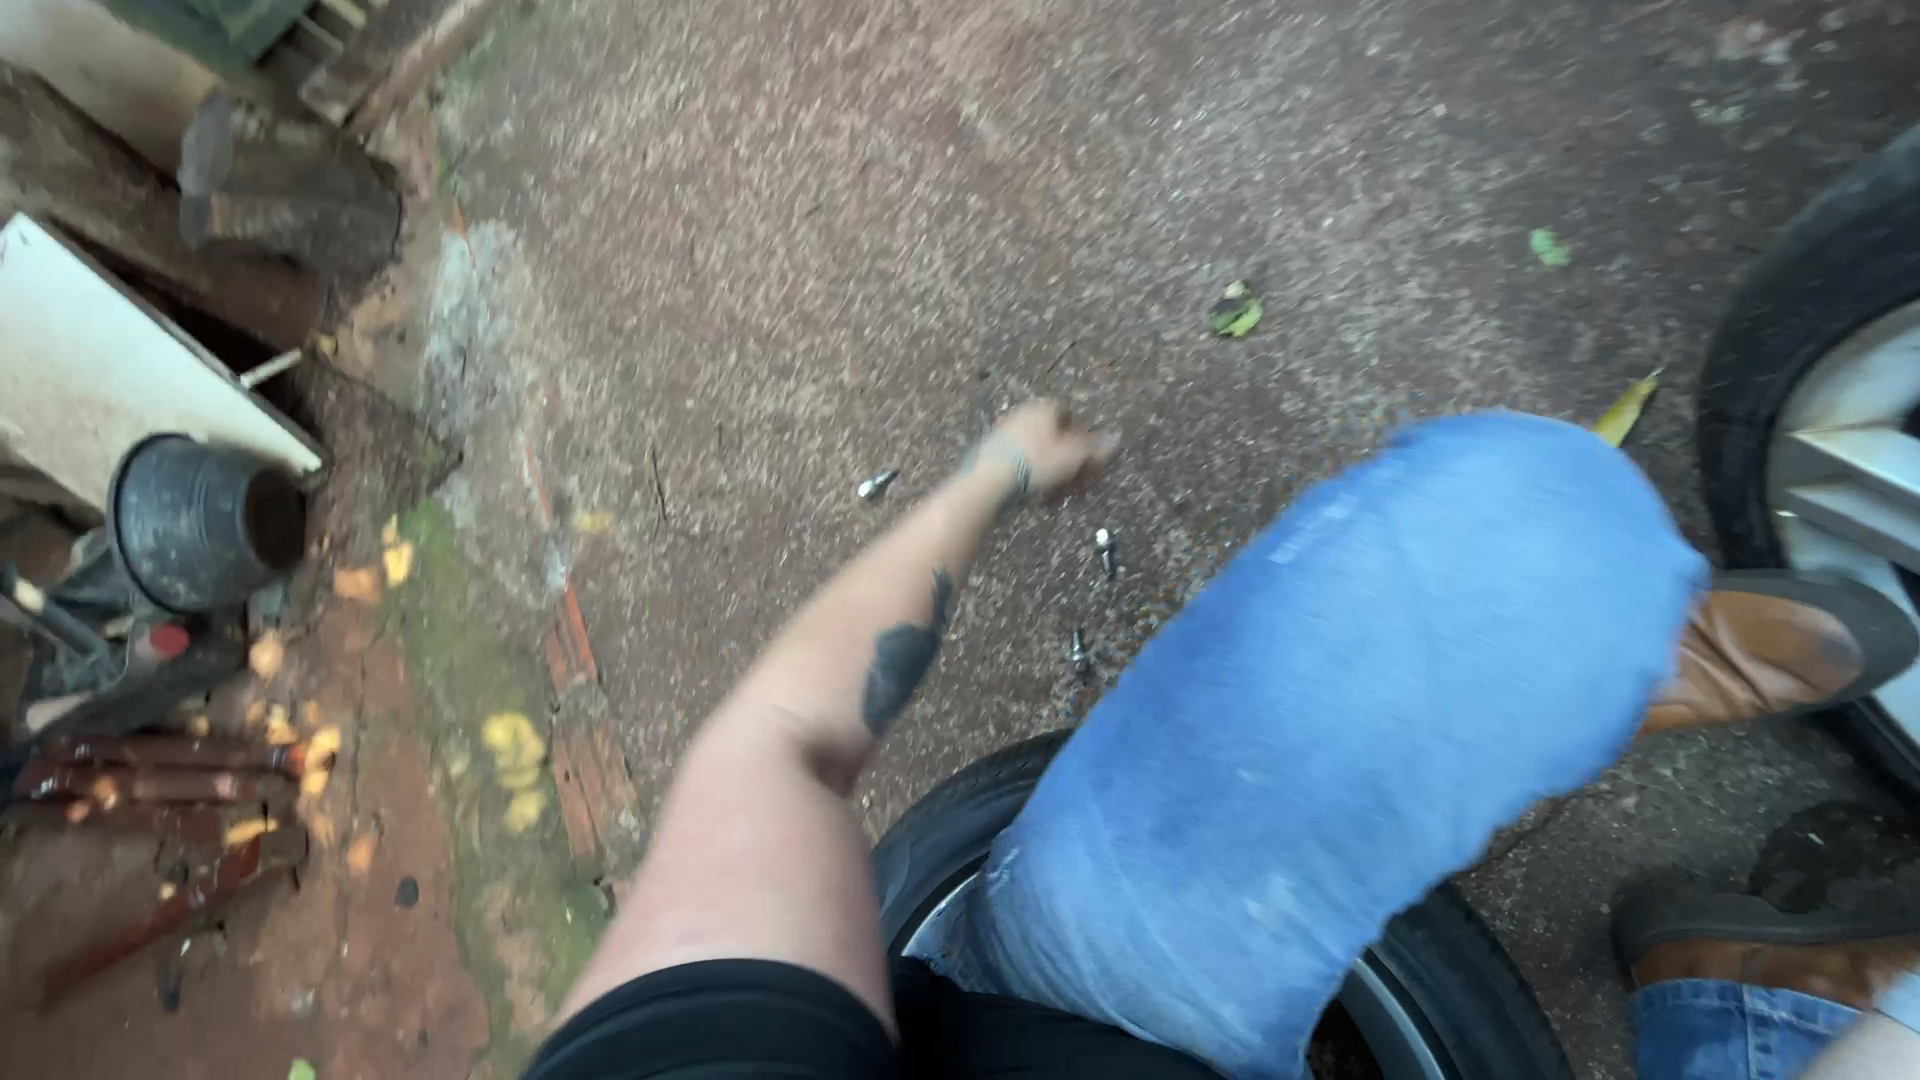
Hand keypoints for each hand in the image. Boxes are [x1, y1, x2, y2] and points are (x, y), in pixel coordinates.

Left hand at [976, 399, 1118, 503]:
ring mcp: (1006, 434)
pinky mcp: (993, 455)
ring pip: (1040, 457)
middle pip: (1056, 441)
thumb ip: (1096, 448)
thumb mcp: (1074, 457)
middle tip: (1079, 488)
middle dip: (1070, 466)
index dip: (1086, 443)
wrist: (989, 480)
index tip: (1092, 465)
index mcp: (1044, 408)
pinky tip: (1040, 502)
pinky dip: (1034, 482)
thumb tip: (1116, 440)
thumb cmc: (1036, 463)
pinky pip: (1022, 468)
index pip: (1073, 419)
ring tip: (1059, 499)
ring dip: (1054, 479)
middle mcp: (1024, 415)